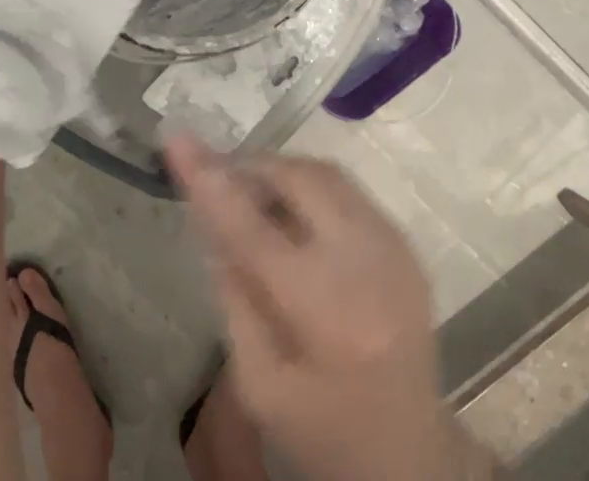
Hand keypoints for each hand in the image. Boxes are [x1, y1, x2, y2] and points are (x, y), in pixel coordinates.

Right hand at [166, 136, 485, 480]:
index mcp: (327, 315)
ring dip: (281, 174)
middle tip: (214, 176)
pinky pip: (349, 193)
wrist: (412, 455)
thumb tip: (211, 222)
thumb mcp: (259, 382)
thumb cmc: (323, 431)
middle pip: (302, 182)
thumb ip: (234, 297)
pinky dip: (309, 189)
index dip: (210, 181)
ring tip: (247, 195)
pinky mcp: (407, 248)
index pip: (254, 230)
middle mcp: (371, 268)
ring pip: (329, 176)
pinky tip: (288, 216)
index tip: (175, 139)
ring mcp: (397, 253)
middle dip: (252, 167)